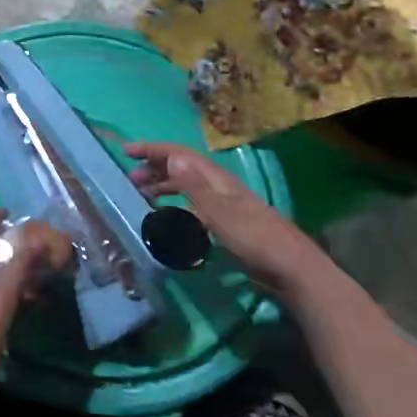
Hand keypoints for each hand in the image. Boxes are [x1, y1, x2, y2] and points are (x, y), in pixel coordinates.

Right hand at [125, 141, 319, 282]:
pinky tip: (169, 218)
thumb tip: (172, 158)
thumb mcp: (219, 212)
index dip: (153, 150)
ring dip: (164, 186)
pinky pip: (193, 205)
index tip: (127, 151)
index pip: (180, 154)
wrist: (289, 266)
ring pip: (188, 186)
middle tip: (130, 180)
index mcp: (216, 179)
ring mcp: (224, 204)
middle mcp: (219, 186)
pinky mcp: (226, 222)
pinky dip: (176, 205)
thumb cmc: (253, 238)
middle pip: (183, 168)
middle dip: (155, 168)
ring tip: (143, 195)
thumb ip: (194, 186)